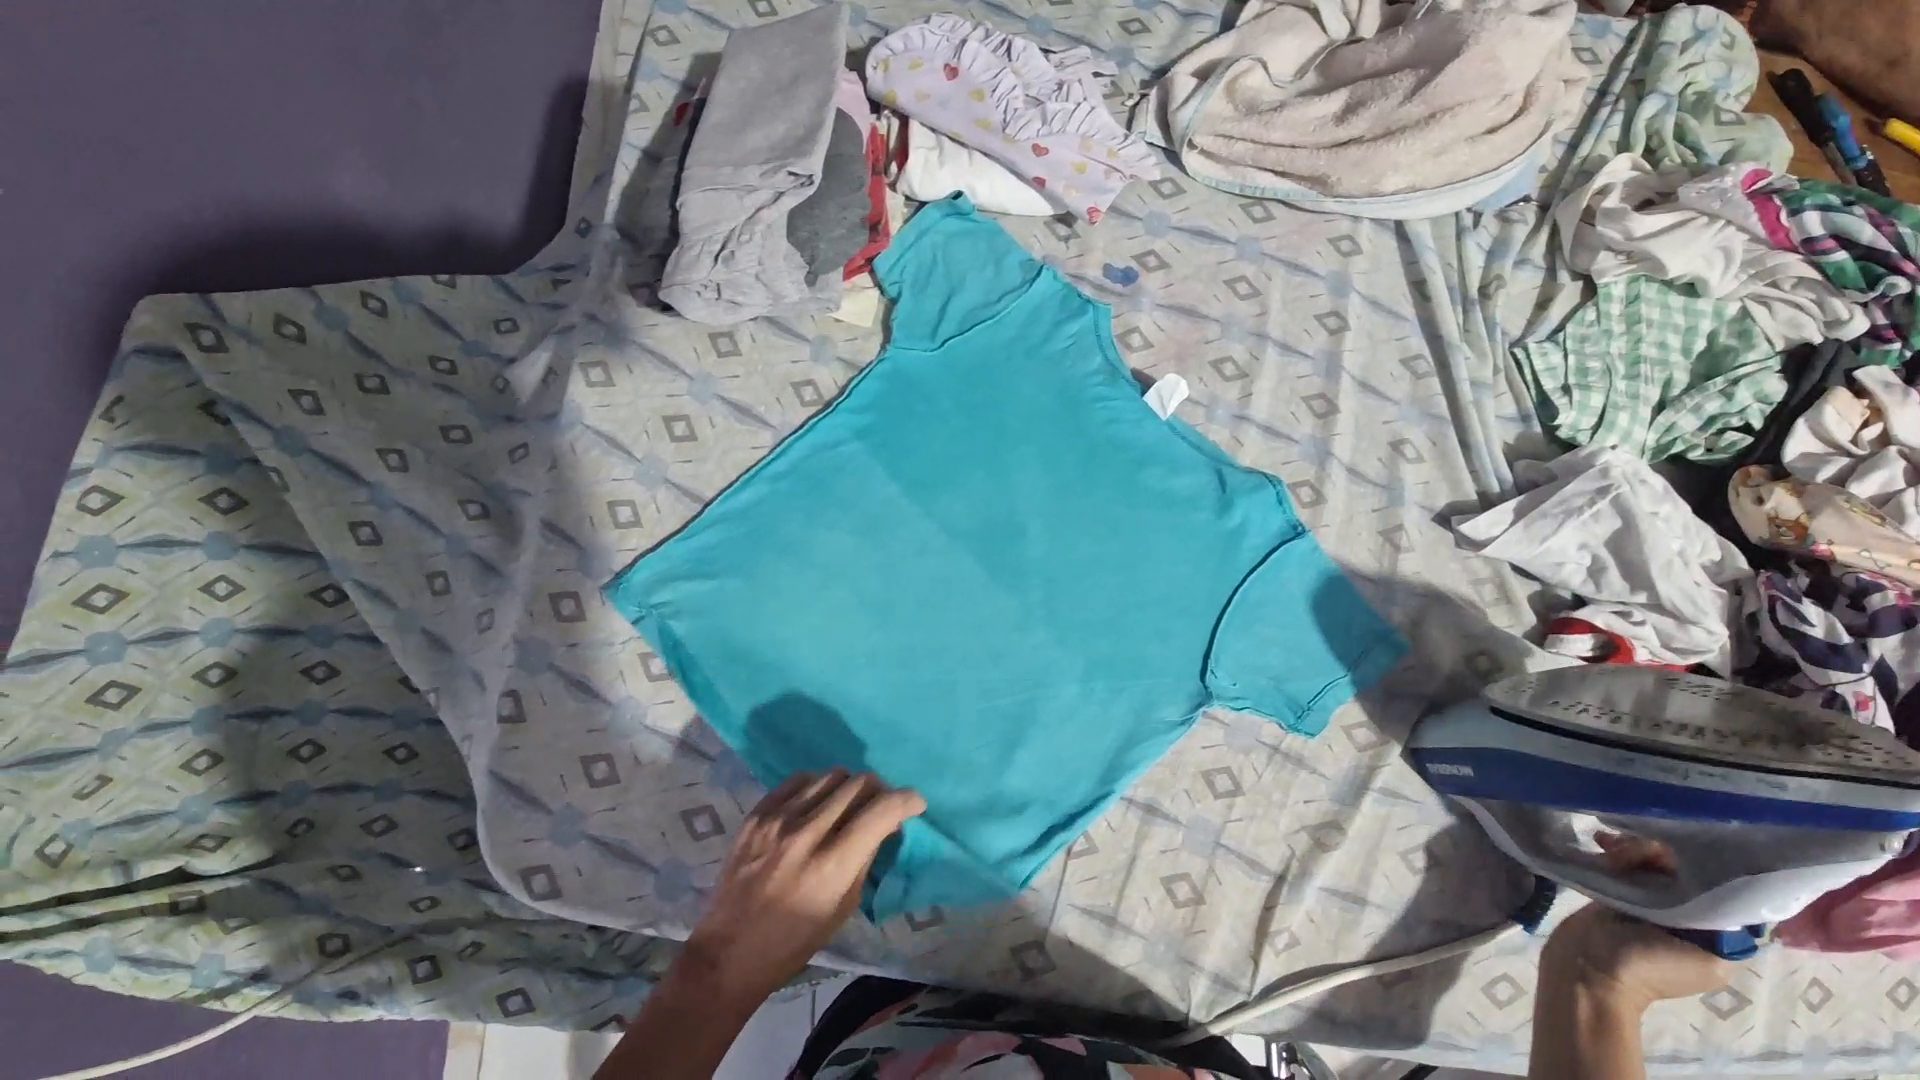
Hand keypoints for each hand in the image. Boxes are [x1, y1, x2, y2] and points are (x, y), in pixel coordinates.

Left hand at [682, 768, 925, 999]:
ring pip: (830, 776)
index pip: (881, 811)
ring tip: (849, 805)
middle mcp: (806, 834)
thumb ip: (865, 858)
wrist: (730, 951)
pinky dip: (817, 785)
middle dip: (879, 791)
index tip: (915, 803)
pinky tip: (818, 802)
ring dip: (849, 786)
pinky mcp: (756, 814)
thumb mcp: (843, 907)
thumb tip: (884, 825)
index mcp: (832, 865)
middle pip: (857, 784)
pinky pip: (798, 780)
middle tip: (881, 805)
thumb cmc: (794, 942)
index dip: (906, 800)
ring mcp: (777, 820)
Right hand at [1541, 833, 1735, 1013]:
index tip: (1685, 847)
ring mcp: (1648, 901)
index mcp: (1715, 931)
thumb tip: (1721, 889)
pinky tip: (1602, 843)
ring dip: (1633, 849)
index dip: (1703, 863)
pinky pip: (1623, 865)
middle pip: (1681, 870)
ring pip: (1650, 863)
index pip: (1718, 886)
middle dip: (1661, 852)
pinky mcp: (1616, 891)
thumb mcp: (1707, 960)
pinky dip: (1615, 852)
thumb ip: (1724, 927)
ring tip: (1610, 844)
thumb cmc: (1649, 968)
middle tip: (1635, 845)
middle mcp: (1686, 913)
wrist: (1587, 969)